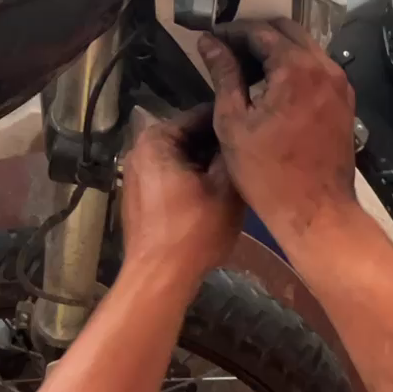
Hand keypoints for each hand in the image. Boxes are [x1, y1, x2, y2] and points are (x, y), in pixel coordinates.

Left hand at [120, 105, 244, 287]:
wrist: (158, 276)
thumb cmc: (194, 229)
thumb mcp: (225, 187)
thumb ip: (231, 152)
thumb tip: (238, 131)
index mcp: (158, 138)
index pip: (201, 114)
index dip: (230, 120)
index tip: (255, 126)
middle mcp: (141, 148)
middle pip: (189, 136)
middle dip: (217, 144)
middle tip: (250, 151)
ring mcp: (137, 173)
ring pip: (182, 157)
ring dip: (206, 163)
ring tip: (238, 171)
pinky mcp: (140, 194)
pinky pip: (171, 175)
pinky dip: (192, 178)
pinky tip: (215, 191)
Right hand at [197, 18, 358, 240]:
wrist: (316, 212)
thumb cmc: (267, 172)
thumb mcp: (233, 122)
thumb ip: (223, 75)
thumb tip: (209, 43)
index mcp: (296, 69)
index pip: (260, 32)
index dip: (232, 32)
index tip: (211, 40)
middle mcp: (324, 67)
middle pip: (287, 30)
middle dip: (255, 34)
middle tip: (226, 50)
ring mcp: (339, 83)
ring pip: (304, 46)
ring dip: (275, 48)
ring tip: (245, 66)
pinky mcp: (344, 100)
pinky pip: (316, 67)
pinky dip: (293, 65)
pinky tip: (271, 84)